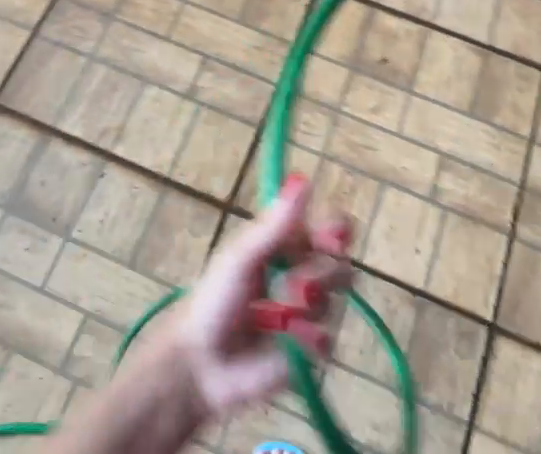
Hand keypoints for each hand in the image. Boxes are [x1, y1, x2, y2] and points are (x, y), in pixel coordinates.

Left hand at [161, 174, 353, 418]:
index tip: (336, 234)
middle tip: (296, 284)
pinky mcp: (310, 350)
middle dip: (323, 271)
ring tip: (280, 314)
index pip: (327, 229)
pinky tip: (286, 340)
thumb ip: (274, 224)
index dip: (336, 229)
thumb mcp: (241, 256)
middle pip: (339, 262)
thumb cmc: (214, 300)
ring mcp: (309, 314)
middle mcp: (302, 276)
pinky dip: (309, 338)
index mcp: (285, 247)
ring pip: (336, 299)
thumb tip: (301, 179)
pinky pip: (328, 339)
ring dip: (310, 303)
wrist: (200, 362)